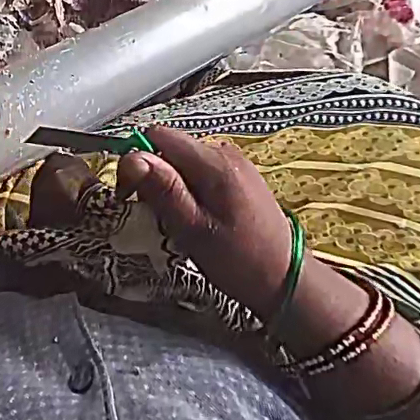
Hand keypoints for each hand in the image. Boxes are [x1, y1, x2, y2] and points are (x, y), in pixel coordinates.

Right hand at [117, 126, 294, 316]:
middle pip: (168, 146)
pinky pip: (197, 169)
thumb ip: (163, 189)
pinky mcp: (238, 175)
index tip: (133, 193)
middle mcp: (224, 152)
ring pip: (181, 158)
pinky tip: (195, 213)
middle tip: (157, 213)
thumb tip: (130, 157)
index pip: (157, 136)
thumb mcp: (194, 229)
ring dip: (169, 182)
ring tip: (177, 217)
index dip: (138, 159)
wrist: (290, 283)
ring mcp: (234, 162)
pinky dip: (187, 187)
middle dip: (154, 174)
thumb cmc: (239, 260)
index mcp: (214, 162)